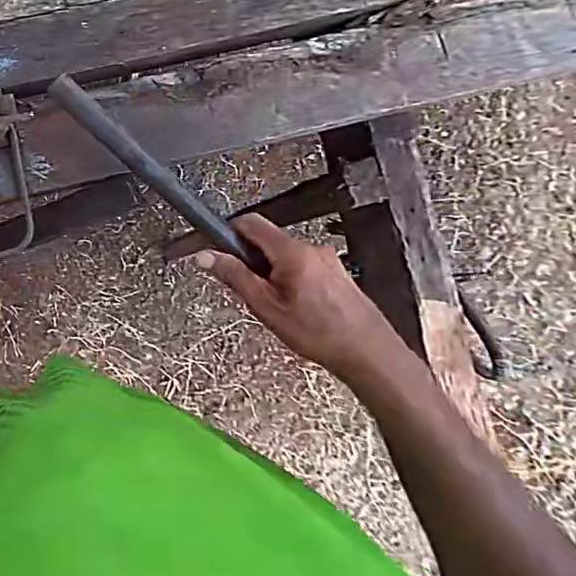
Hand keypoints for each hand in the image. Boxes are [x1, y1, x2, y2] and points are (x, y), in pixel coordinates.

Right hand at [194, 214, 407, 380]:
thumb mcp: (265, 306)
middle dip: (251, 262)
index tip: (220, 253)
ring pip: (284, 257)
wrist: (368, 353)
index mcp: (292, 252)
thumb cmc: (320, 333)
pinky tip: (296, 309)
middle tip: (251, 293)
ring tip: (277, 307)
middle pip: (266, 241)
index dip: (229, 234)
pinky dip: (290, 281)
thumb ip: (234, 276)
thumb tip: (207, 257)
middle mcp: (312, 249)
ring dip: (271, 274)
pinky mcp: (336, 272)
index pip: (250, 223)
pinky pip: (302, 267)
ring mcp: (327, 260)